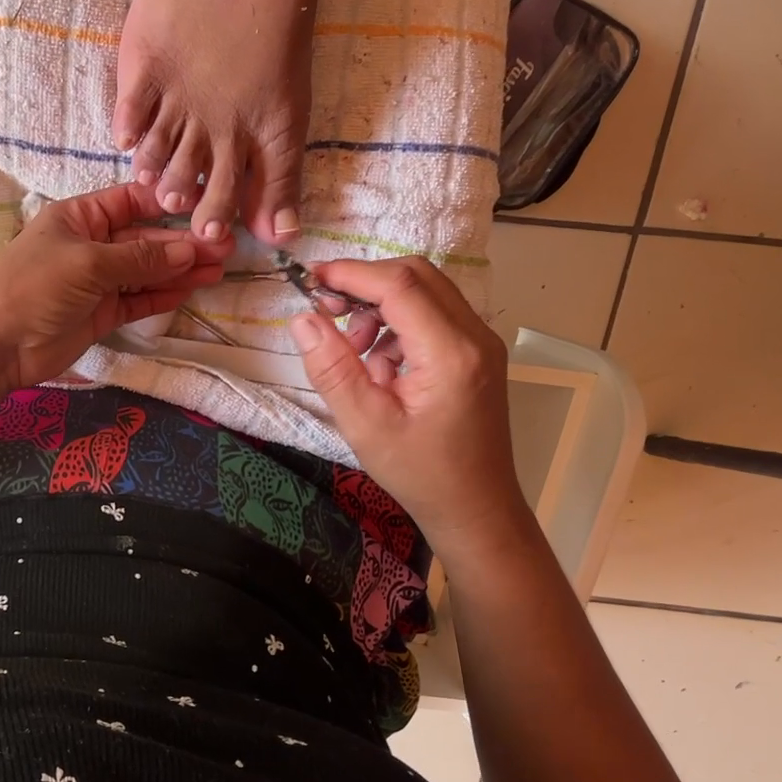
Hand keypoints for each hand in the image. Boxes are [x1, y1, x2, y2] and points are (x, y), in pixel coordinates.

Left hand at [0, 184, 231, 390]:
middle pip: (144, 239)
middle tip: (225, 246)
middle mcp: (89, 245)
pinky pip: (137, 299)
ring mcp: (95, 281)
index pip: (130, 201)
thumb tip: (189, 251)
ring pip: (145, 271)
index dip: (167, 203)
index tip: (207, 207)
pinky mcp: (99, 314)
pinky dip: (162, 295)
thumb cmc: (33, 286)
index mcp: (79, 217)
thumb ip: (140, 258)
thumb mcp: (88, 262)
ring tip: (220, 268)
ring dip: (179, 270)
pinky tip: (191, 288)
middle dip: (182, 242)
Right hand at [288, 257, 529, 546]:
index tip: (310, 281)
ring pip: (425, 290)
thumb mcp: (363, 424)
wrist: (475, 507)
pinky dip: (397, 322)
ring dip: (379, 304)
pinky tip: (378, 363)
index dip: (351, 274)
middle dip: (364, 282)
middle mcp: (474, 336)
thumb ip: (332, 367)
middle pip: (416, 275)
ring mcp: (480, 342)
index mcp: (450, 353)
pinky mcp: (475, 352)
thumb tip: (302, 319)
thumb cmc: (419, 472)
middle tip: (324, 308)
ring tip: (351, 347)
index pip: (399, 286)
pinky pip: (433, 314)